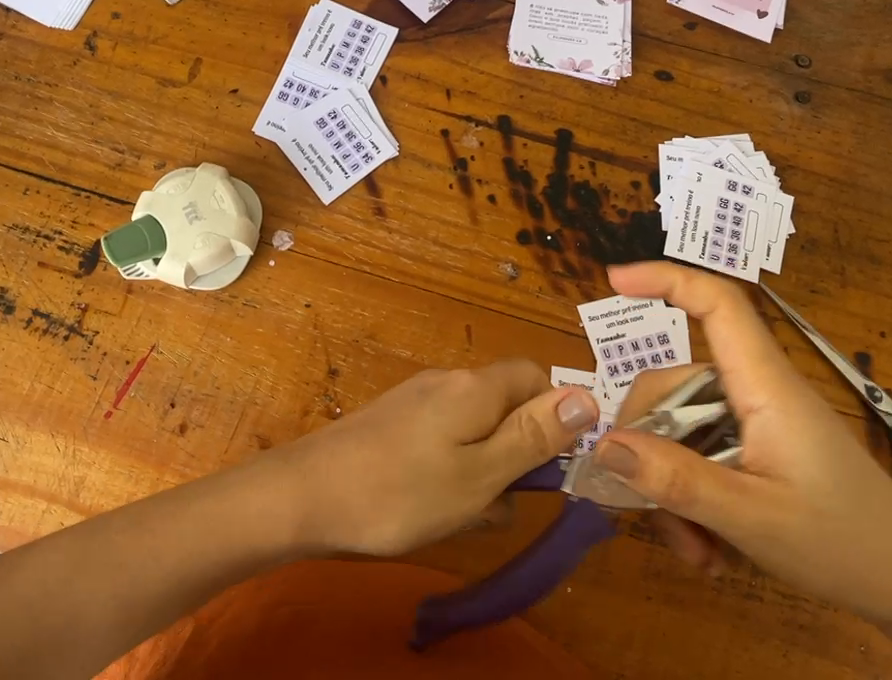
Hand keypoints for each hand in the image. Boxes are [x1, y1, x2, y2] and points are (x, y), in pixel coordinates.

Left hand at [267, 360, 598, 556]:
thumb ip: (533, 437)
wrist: (305, 496)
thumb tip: (586, 396)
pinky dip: (451, 471)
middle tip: (503, 501)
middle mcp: (446, 382)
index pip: (535, 377)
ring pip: (474, 429)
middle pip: (504, 404)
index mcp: (475, 387)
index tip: (552, 464)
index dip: (554, 415)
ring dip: (484, 469)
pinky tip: (433, 507)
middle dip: (517, 451)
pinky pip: (442, 440)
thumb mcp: (481, 474)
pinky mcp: (391, 424)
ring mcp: (414, 401)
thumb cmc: (401, 492)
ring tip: (466, 514)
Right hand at [592, 263, 891, 630]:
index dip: (665, 279)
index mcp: (765, 387)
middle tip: (652, 509)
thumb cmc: (849, 546)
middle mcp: (758, 394)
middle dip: (650, 443)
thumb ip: (676, 480)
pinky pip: (703, 457)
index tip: (612, 281)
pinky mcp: (763, 453)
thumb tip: (604, 444)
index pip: (718, 304)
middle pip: (675, 384)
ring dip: (671, 486)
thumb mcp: (753, 519)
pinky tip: (710, 547)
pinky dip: (692, 497)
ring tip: (696, 548)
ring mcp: (760, 425)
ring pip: (682, 429)